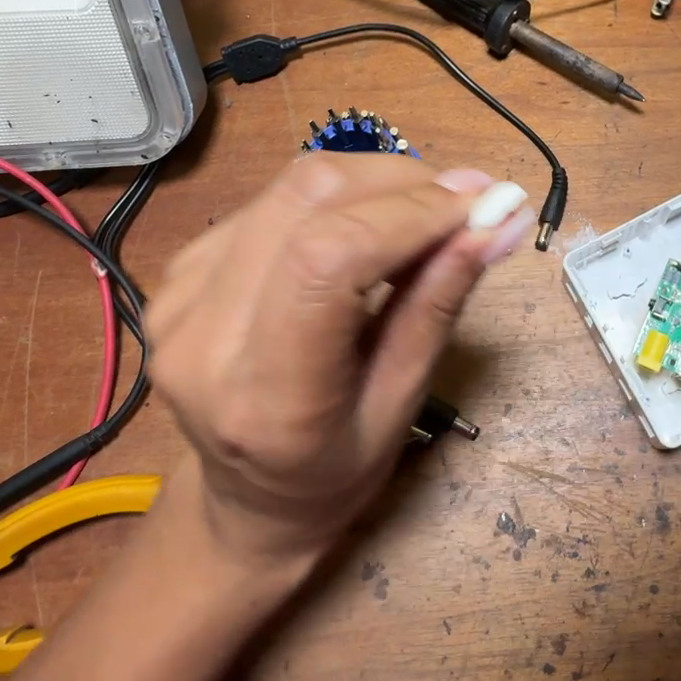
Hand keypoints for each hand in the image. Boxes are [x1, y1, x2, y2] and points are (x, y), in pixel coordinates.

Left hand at [145, 154, 529, 559]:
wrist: (246, 498)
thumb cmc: (337, 470)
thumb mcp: (403, 404)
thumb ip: (440, 304)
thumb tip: (500, 219)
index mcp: (265, 395)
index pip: (331, 258)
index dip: (413, 214)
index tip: (482, 206)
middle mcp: (203, 333)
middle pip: (310, 199)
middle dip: (405, 182)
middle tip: (467, 200)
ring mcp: (180, 294)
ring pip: (295, 185)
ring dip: (378, 181)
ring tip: (430, 213)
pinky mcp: (180, 267)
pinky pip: (277, 200)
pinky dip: (342, 197)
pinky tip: (373, 228)